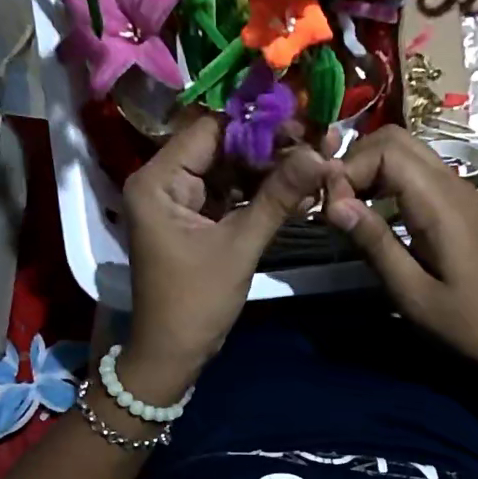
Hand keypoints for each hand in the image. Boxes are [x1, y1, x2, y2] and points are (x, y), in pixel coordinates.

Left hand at [122, 113, 334, 391]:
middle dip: (269, 148)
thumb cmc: (196, 301)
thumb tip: (319, 155)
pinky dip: (259, 195)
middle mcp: (163, 181)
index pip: (210, 130)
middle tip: (317, 144)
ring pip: (229, 171)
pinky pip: (230, 196)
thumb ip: (277, 197)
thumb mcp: (239, 246)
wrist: (173, 353)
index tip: (303, 124)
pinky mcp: (194, 221)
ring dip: (269, 171)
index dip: (257, 125)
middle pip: (221, 147)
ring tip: (315, 165)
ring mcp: (179, 202)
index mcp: (158, 180)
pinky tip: (297, 192)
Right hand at [323, 126, 477, 384]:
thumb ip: (373, 243)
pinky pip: (416, 171)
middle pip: (395, 139)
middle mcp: (451, 184)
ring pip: (405, 150)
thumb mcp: (410, 292)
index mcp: (441, 203)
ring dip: (370, 168)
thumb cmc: (460, 322)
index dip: (349, 170)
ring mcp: (457, 190)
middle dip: (356, 162)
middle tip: (334, 204)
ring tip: (347, 208)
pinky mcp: (456, 203)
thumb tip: (332, 203)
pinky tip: (373, 212)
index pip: (386, 152)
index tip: (329, 209)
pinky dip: (386, 179)